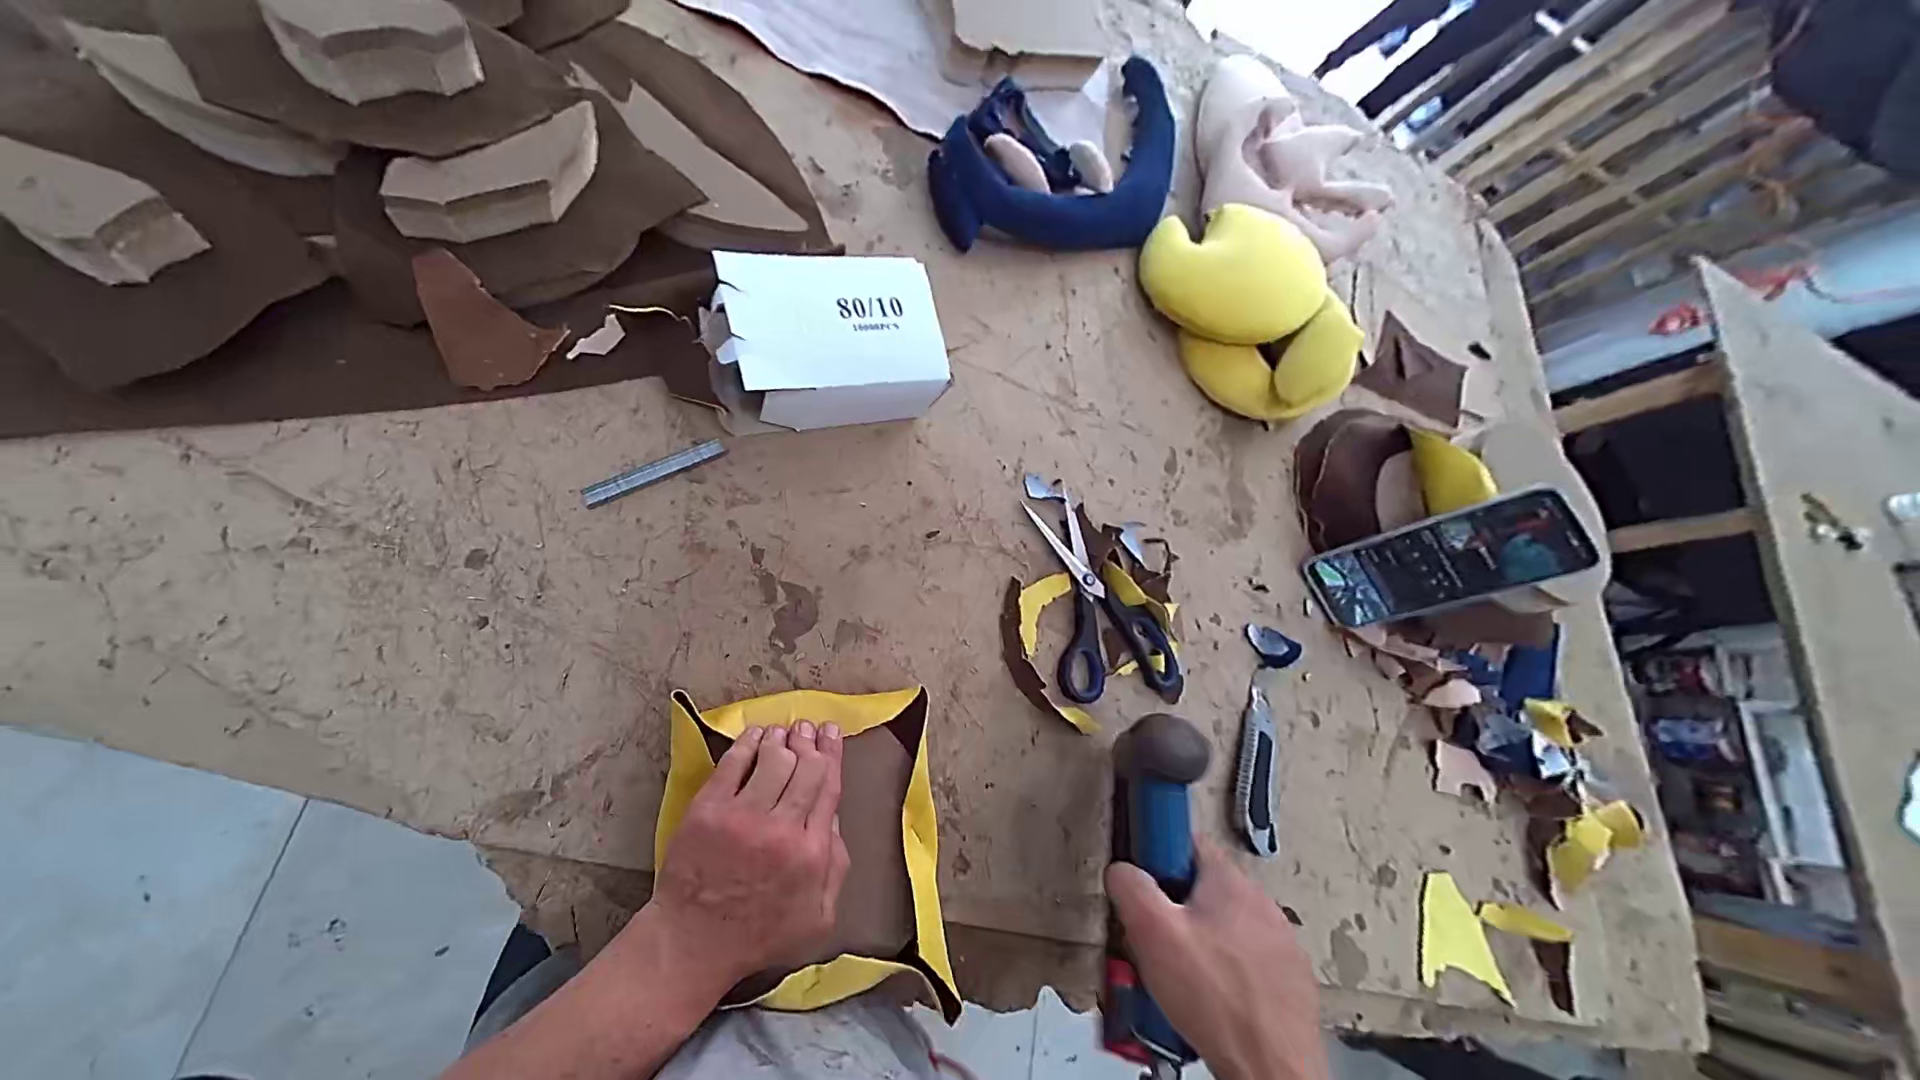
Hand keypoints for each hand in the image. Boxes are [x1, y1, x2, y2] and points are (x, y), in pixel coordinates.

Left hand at [648, 722, 850, 987]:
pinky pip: (734, 763)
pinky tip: (755, 734)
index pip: (829, 785)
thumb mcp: (818, 918)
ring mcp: (743, 817)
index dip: (832, 753)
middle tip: (807, 727)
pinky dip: (749, 743)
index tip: (831, 733)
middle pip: (806, 766)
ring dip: (782, 738)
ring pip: (774, 758)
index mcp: (812, 853)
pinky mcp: (709, 811)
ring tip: (782, 730)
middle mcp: (782, 829)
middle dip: (810, 741)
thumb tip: (833, 818)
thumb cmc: (757, 935)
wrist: (691, 945)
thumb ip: (837, 867)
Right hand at [1107, 838, 1328, 1079]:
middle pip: (1205, 888)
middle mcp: (1262, 904)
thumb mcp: (1152, 932)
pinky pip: (1248, 960)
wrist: (1271, 1071)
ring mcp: (1282, 943)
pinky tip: (1211, 997)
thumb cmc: (1216, 1002)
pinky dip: (1228, 971)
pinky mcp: (1291, 980)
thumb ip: (1130, 888)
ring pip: (1226, 926)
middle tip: (1158, 939)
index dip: (1159, 856)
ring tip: (1182, 975)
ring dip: (1203, 941)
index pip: (1188, 842)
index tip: (1145, 879)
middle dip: (1177, 909)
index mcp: (1230, 882)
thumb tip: (1121, 870)